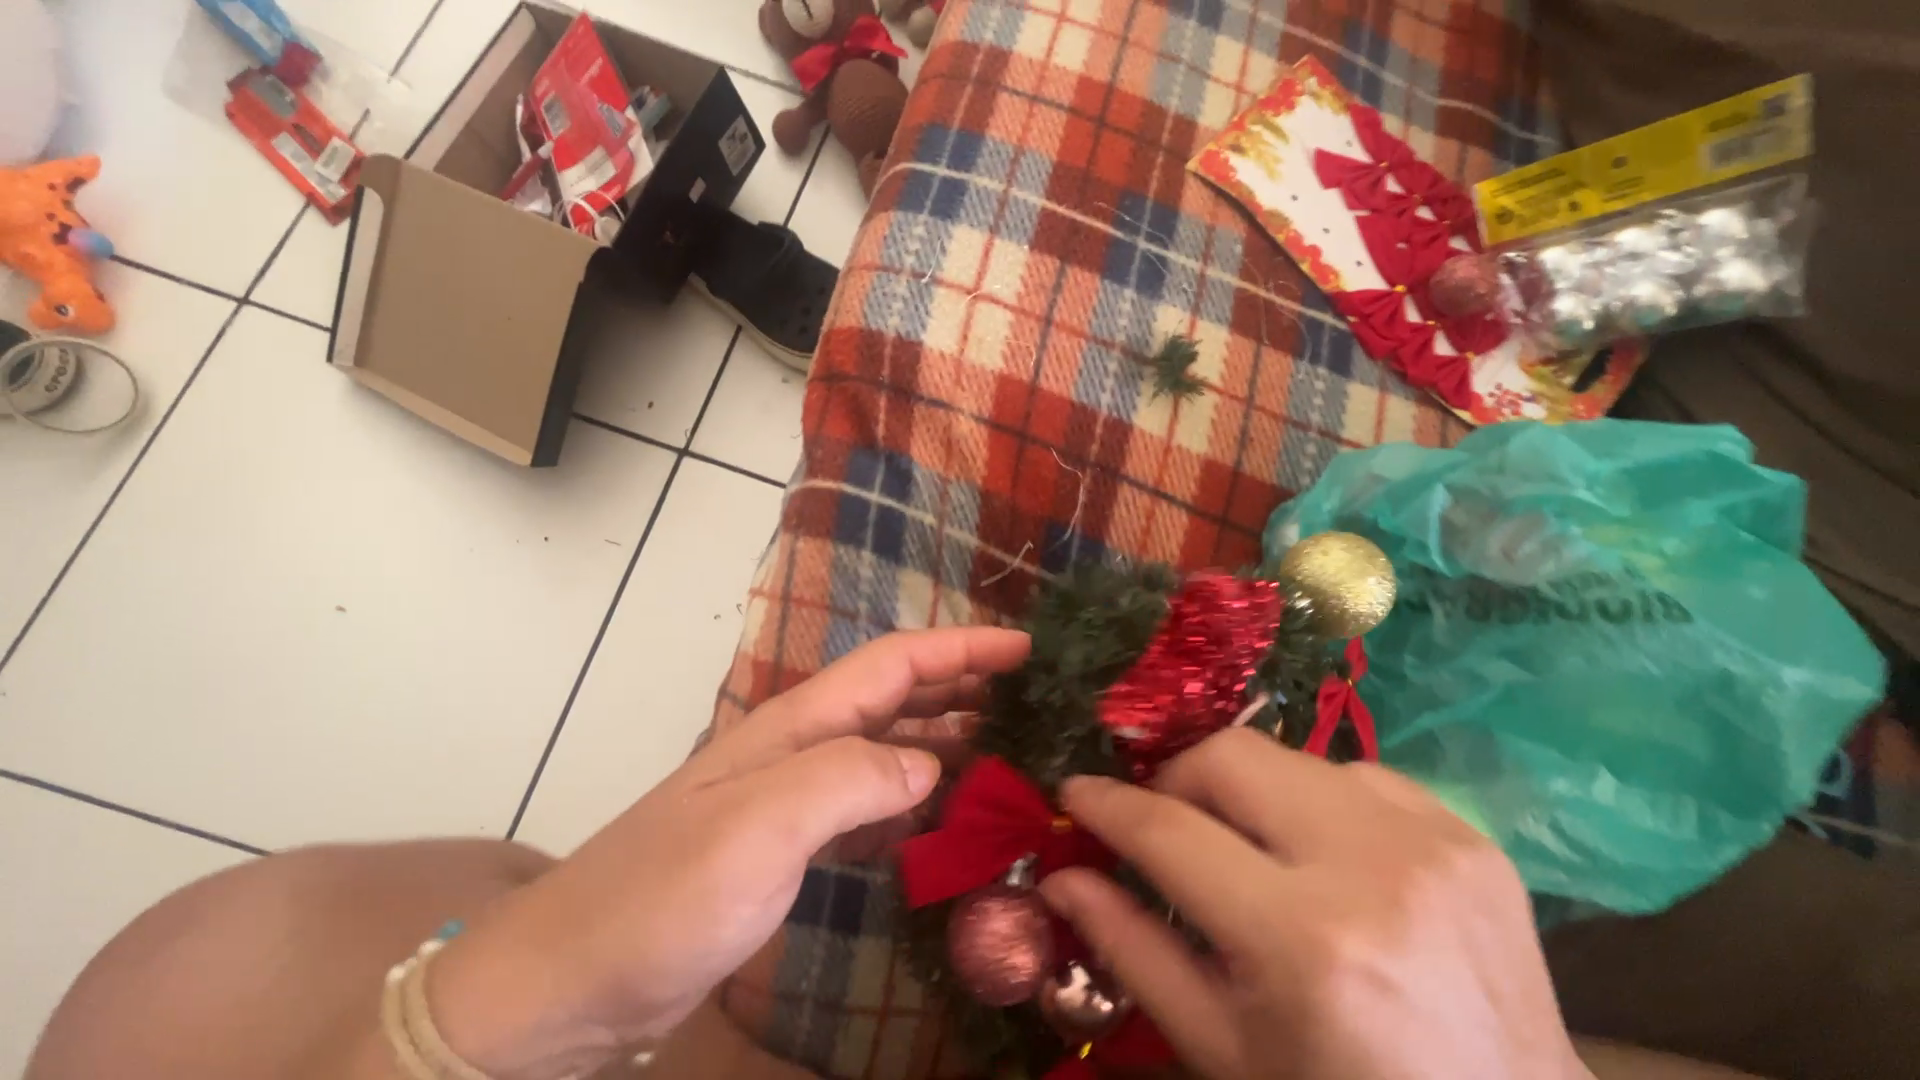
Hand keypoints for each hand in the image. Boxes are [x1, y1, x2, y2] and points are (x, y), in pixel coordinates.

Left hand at [428, 627, 1031, 1079]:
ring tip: (1016, 764)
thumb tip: (933, 762)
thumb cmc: (663, 895)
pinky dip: (921, 808)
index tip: (1030, 649)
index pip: (895, 664)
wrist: (572, 980)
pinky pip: (875, 812)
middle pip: (899, 701)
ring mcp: (795, 802)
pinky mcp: (791, 852)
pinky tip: (953, 826)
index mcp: (797, 726)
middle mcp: (802, 751)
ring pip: (892, 755)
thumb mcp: (759, 828)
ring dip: (952, 750)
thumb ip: (850, 780)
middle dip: (968, 692)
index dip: (963, 647)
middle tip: (1040, 709)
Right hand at [1042, 729, 1591, 1079]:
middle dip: (1176, 778)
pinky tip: (1320, 856)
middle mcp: (1370, 867)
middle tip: (1162, 824)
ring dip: (1248, 793)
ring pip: (1292, 758)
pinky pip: (1358, 776)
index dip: (1108, 805)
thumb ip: (1131, 950)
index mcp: (1301, 941)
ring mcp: (1432, 840)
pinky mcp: (1469, 833)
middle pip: (1232, 756)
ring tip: (1245, 850)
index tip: (1074, 792)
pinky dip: (1316, 802)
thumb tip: (1061, 877)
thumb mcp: (1220, 1045)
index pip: (1171, 833)